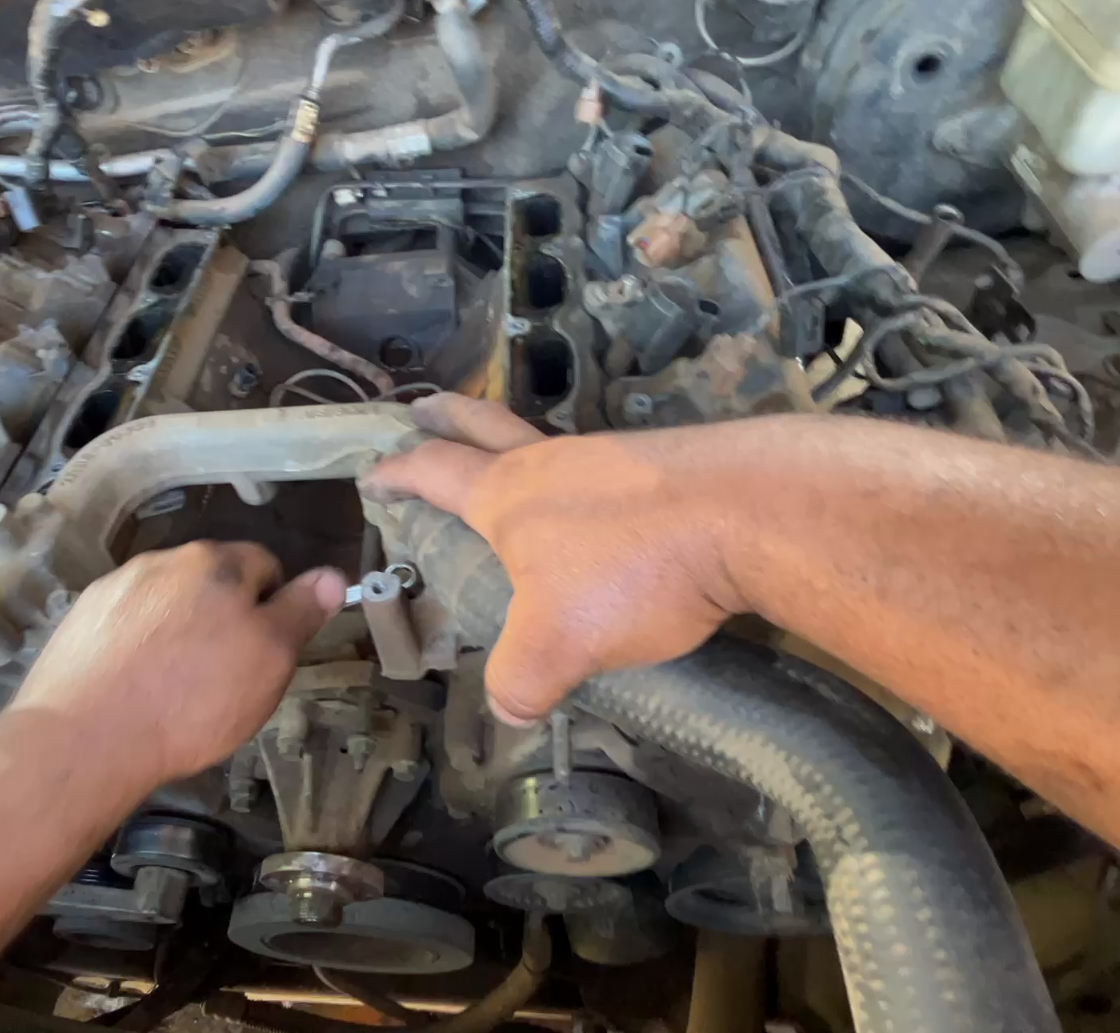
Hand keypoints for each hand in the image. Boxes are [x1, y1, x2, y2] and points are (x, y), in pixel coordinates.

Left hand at [11, 542, 345, 783]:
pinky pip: (130, 621)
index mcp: (217, 562)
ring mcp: (117, 587)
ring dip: (181, 627)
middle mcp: (165, 560)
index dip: (274, 607)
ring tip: (175, 683)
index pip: (266, 565)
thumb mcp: (270, 659)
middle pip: (215, 581)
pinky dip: (140, 643)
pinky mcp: (81, 618)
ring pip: (170, 600)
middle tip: (224, 672)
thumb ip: (302, 611)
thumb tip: (334, 574)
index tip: (264, 651)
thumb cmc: (192, 699)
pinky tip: (136, 683)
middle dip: (226, 616)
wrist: (83, 741)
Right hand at [362, 394, 744, 723]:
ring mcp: (609, 458)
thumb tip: (508, 710)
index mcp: (508, 495)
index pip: (434, 472)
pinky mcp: (660, 467)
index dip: (397, 473)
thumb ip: (520, 681)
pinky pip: (603, 471)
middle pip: (483, 423)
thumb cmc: (631, 570)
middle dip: (446, 417)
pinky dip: (582, 483)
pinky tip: (600, 515)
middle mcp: (551, 462)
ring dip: (519, 450)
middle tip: (422, 409)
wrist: (747, 513)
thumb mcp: (557, 644)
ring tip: (517, 479)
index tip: (371, 472)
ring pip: (548, 446)